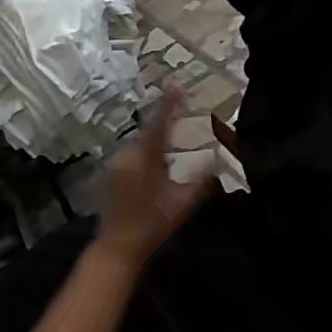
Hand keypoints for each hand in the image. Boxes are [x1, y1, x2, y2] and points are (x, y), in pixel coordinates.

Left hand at [96, 88, 214, 266]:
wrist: (117, 248)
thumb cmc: (153, 225)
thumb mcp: (184, 203)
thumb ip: (202, 179)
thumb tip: (218, 159)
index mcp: (144, 158)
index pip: (160, 123)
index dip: (170, 103)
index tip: (177, 83)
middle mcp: (127, 154)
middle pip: (150, 132)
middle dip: (167, 122)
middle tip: (183, 110)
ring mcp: (116, 164)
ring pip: (142, 143)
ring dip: (158, 140)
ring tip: (175, 137)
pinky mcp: (112, 173)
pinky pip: (134, 153)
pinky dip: (149, 151)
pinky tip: (160, 161)